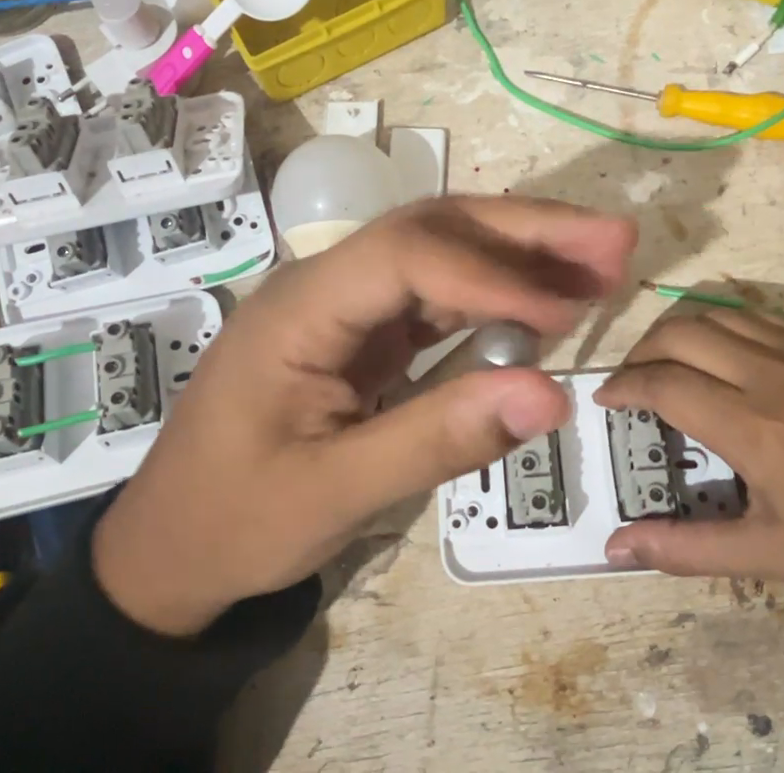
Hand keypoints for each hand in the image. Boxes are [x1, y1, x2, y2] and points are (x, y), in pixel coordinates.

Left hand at [93, 196, 636, 635]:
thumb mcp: (333, 494)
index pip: (404, 257)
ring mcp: (345, 312)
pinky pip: (438, 305)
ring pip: (441, 259)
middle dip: (524, 231)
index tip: (564, 313)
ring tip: (603, 261)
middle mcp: (323, 288)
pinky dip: (497, 303)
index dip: (490, 275)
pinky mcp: (363, 340)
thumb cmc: (234, 522)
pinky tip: (548, 306)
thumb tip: (552, 396)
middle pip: (430, 232)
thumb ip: (438, 439)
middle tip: (615, 236)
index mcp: (298, 310)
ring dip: (521, 257)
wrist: (169, 552)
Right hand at [598, 307, 783, 598]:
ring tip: (670, 360)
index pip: (662, 383)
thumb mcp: (778, 556)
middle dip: (641, 350)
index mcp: (750, 426)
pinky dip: (726, 321)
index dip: (623, 386)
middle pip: (681, 332)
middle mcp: (769, 373)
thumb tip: (615, 549)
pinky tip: (730, 351)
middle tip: (631, 381)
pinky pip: (761, 314)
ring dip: (680, 329)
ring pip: (719, 311)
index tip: (605, 401)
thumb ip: (689, 549)